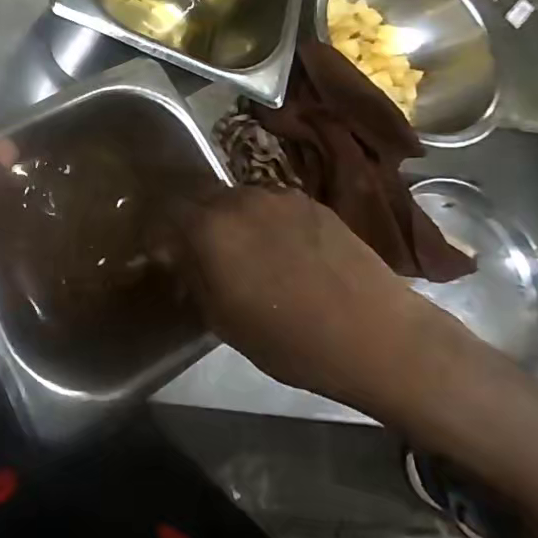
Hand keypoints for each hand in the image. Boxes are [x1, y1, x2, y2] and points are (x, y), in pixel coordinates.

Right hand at [171, 187, 460, 411]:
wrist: (378, 336)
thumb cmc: (291, 340)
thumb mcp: (224, 321)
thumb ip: (194, 278)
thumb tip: (179, 257)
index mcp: (211, 228)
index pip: (167, 211)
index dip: (159, 232)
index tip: (162, 254)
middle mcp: (241, 200)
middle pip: (201, 198)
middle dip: (193, 222)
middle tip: (198, 253)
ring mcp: (280, 198)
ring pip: (238, 200)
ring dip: (230, 221)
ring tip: (244, 255)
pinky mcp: (313, 203)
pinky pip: (272, 206)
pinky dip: (263, 223)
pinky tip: (281, 254)